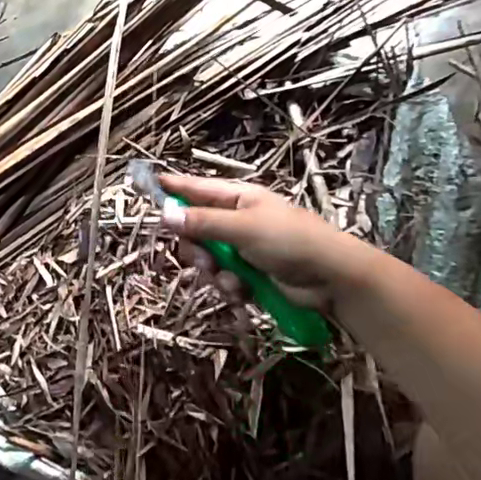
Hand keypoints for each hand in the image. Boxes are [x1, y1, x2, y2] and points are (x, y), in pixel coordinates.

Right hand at [159, 173, 359, 312]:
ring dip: (215, 273)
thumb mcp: (243, 228)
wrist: (332, 279)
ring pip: (207, 259)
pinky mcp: (250, 274)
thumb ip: (203, 223)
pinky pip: (224, 278)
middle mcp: (237, 220)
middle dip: (196, 249)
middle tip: (203, 261)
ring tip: (232, 282)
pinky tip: (243, 293)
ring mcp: (244, 248)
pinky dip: (230, 287)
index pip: (197, 189)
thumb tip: (165, 215)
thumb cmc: (290, 241)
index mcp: (238, 198)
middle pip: (196, 230)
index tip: (148, 186)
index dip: (173, 188)